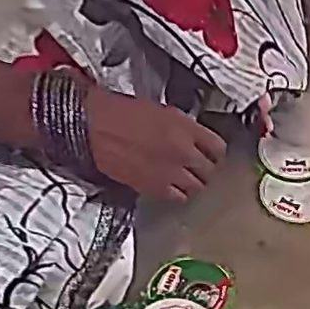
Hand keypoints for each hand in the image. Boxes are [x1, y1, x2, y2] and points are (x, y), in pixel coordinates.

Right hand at [85, 88, 226, 201]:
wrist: (90, 126)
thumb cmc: (119, 113)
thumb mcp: (160, 111)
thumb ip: (184, 128)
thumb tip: (197, 140)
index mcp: (186, 128)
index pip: (219, 148)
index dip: (215, 153)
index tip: (212, 155)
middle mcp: (184, 151)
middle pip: (211, 170)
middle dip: (205, 169)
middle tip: (198, 168)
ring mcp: (172, 171)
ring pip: (199, 187)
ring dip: (193, 183)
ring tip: (184, 178)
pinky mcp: (157, 187)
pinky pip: (180, 197)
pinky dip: (178, 194)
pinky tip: (172, 187)